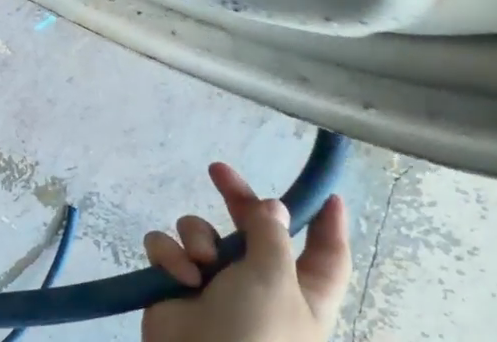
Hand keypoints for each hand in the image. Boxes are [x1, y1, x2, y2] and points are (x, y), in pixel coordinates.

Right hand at [141, 164, 351, 341]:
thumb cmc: (255, 329)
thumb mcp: (273, 280)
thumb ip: (271, 238)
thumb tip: (275, 205)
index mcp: (303, 291)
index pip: (326, 254)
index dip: (328, 225)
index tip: (326, 194)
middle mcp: (261, 282)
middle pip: (254, 230)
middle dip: (237, 200)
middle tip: (218, 170)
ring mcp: (216, 282)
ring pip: (201, 234)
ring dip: (197, 239)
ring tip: (197, 264)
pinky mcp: (175, 281)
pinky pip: (167, 248)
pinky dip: (169, 256)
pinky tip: (176, 276)